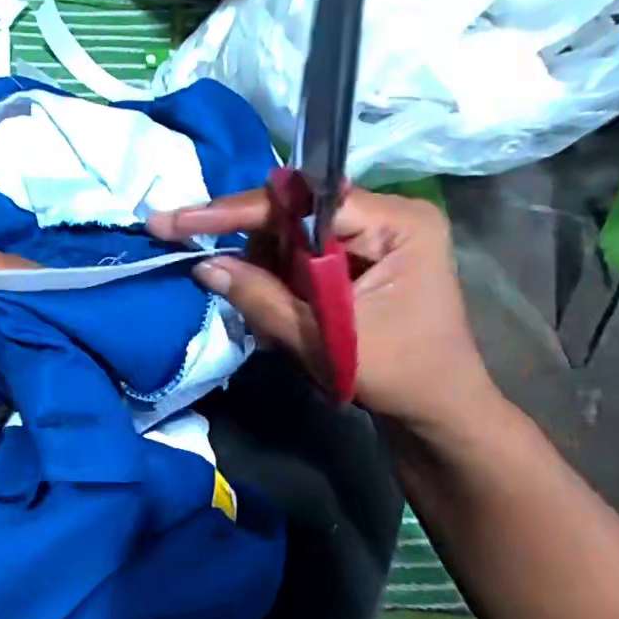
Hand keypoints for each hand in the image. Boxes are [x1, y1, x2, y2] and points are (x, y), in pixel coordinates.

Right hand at [147, 186, 496, 429]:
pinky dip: (276, 279)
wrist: (438, 416)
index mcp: (397, 224)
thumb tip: (204, 265)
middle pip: (292, 213)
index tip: (180, 221)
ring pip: (289, 235)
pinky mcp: (356, 258)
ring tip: (261, 314)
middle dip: (250, 246)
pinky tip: (276, 312)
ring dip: (262, 269)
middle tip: (209, 269)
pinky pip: (299, 254)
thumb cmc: (400, 377)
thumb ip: (263, 299)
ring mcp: (371, 236)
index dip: (237, 210)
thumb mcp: (325, 341)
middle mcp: (384, 217)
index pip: (302, 202)